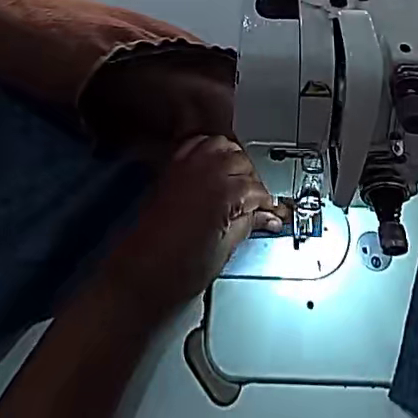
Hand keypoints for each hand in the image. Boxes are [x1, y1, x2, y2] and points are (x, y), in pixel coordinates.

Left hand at [95, 135, 284, 317]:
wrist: (141, 273)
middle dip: (254, 181)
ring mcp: (187, 165)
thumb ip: (248, 224)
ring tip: (238, 184)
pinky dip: (209, 151)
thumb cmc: (175, 268)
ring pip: (222, 146)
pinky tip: (214, 169)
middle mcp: (206, 169)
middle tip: (258, 203)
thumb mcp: (225, 249)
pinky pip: (197, 144)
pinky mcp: (172, 167)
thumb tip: (266, 216)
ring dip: (233, 160)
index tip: (275, 213)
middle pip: (243, 162)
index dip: (270, 204)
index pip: (259, 189)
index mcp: (224, 190)